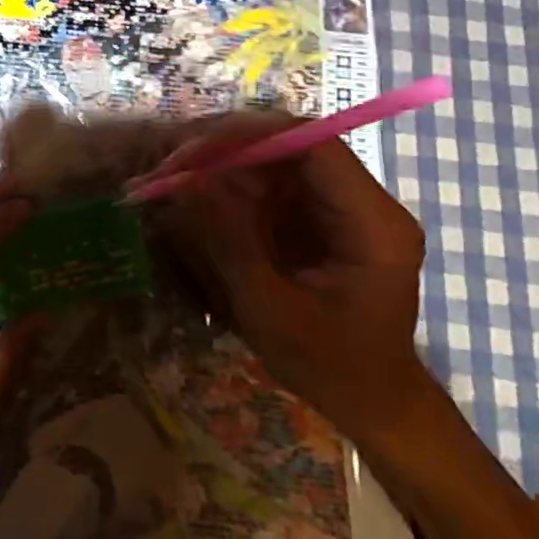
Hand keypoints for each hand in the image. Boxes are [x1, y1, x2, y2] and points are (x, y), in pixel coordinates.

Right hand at [145, 116, 428, 434]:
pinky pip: (268, 185)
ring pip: (272, 162)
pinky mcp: (318, 216)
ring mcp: (339, 206)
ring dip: (218, 167)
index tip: (191, 150)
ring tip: (166, 181)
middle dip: (223, 151)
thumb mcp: (270, 309)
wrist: (370, 403)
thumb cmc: (329, 367)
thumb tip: (185, 180)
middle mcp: (362, 202)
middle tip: (166, 168)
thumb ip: (229, 239)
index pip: (313, 145)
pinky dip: (226, 188)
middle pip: (288, 146)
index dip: (250, 135)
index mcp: (373, 223)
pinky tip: (190, 197)